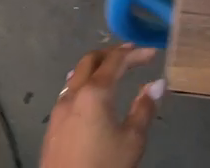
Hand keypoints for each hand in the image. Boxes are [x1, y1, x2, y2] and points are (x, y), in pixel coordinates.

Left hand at [39, 44, 164, 167]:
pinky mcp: (51, 127)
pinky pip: (68, 93)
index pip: (116, 60)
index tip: (152, 53)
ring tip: (112, 73)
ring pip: (75, 75)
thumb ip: (144, 108)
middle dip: (112, 53)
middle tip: (131, 55)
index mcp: (94, 92)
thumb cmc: (103, 166)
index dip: (136, 53)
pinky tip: (92, 98)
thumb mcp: (132, 141)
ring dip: (95, 68)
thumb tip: (157, 83)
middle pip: (90, 60)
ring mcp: (58, 110)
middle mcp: (73, 94)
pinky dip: (84, 84)